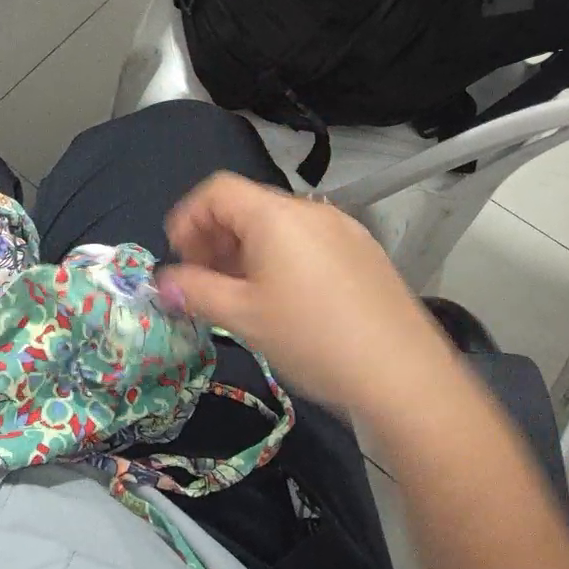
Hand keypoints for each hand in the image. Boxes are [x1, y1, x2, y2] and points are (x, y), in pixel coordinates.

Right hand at [159, 172, 453, 413]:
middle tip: (203, 282)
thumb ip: (194, 292)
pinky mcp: (365, 254)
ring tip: (241, 296)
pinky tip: (285, 302)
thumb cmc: (313, 339)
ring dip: (246, 251)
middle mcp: (310, 210)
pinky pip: (309, 242)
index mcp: (275, 215)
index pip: (216, 191)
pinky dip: (281, 259)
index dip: (187, 219)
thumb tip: (163, 282)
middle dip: (214, 239)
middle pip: (247, 206)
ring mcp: (343, 229)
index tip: (179, 260)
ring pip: (278, 226)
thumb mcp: (242, 317)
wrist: (406, 377)